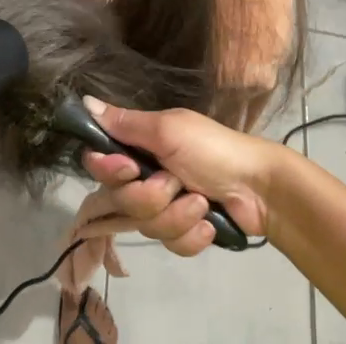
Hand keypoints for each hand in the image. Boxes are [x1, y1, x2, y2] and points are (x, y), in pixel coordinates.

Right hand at [74, 97, 283, 257]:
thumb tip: (85, 100)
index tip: (129, 169)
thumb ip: (124, 122)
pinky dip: (192, 235)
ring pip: (146, 226)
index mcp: (139, 146)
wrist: (261, 188)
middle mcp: (146, 176)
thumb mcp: (168, 130)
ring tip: (201, 202)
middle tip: (175, 183)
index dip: (109, 171)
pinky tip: (208, 223)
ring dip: (177, 215)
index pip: (100, 164)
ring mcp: (165, 206)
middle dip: (150, 197)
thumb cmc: (212, 149)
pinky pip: (171, 244)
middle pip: (121, 201)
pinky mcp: (184, 231)